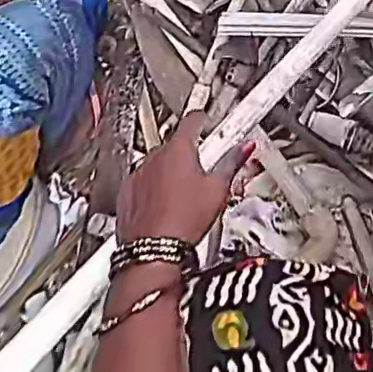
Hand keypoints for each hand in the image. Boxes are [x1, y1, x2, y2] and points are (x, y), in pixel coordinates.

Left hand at [117, 112, 252, 243]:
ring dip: (170, 173)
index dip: (202, 119)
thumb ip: (232, 163)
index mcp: (179, 149)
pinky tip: (164, 207)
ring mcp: (139, 173)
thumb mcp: (217, 190)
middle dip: (188, 155)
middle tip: (202, 173)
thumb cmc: (184, 222)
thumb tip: (245, 148)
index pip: (192, 121)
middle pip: (176, 145)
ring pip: (158, 164)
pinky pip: (143, 182)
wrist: (153, 254)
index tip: (206, 122)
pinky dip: (152, 189)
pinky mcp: (127, 192)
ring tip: (183, 197)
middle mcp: (155, 156)